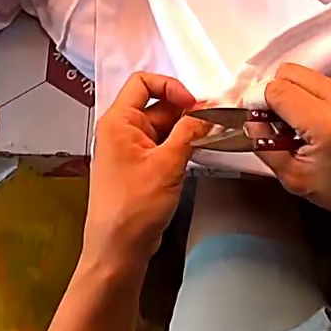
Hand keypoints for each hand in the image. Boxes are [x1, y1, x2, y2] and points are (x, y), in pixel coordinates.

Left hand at [84, 72, 211, 263]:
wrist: (118, 248)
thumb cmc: (129, 211)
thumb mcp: (167, 165)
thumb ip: (189, 133)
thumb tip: (205, 114)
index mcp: (118, 122)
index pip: (143, 82)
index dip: (171, 87)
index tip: (194, 102)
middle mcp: (120, 131)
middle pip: (157, 104)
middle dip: (185, 111)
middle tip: (213, 120)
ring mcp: (130, 149)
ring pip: (163, 125)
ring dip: (186, 129)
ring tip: (209, 136)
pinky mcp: (140, 166)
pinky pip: (163, 144)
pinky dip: (181, 144)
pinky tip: (198, 150)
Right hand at [257, 63, 330, 237]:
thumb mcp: (295, 179)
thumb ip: (264, 145)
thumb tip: (249, 119)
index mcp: (328, 124)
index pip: (277, 90)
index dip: (258, 101)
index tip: (256, 118)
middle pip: (289, 73)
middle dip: (275, 94)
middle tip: (277, 122)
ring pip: (306, 76)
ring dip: (296, 96)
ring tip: (303, 126)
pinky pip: (325, 82)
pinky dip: (315, 98)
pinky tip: (324, 123)